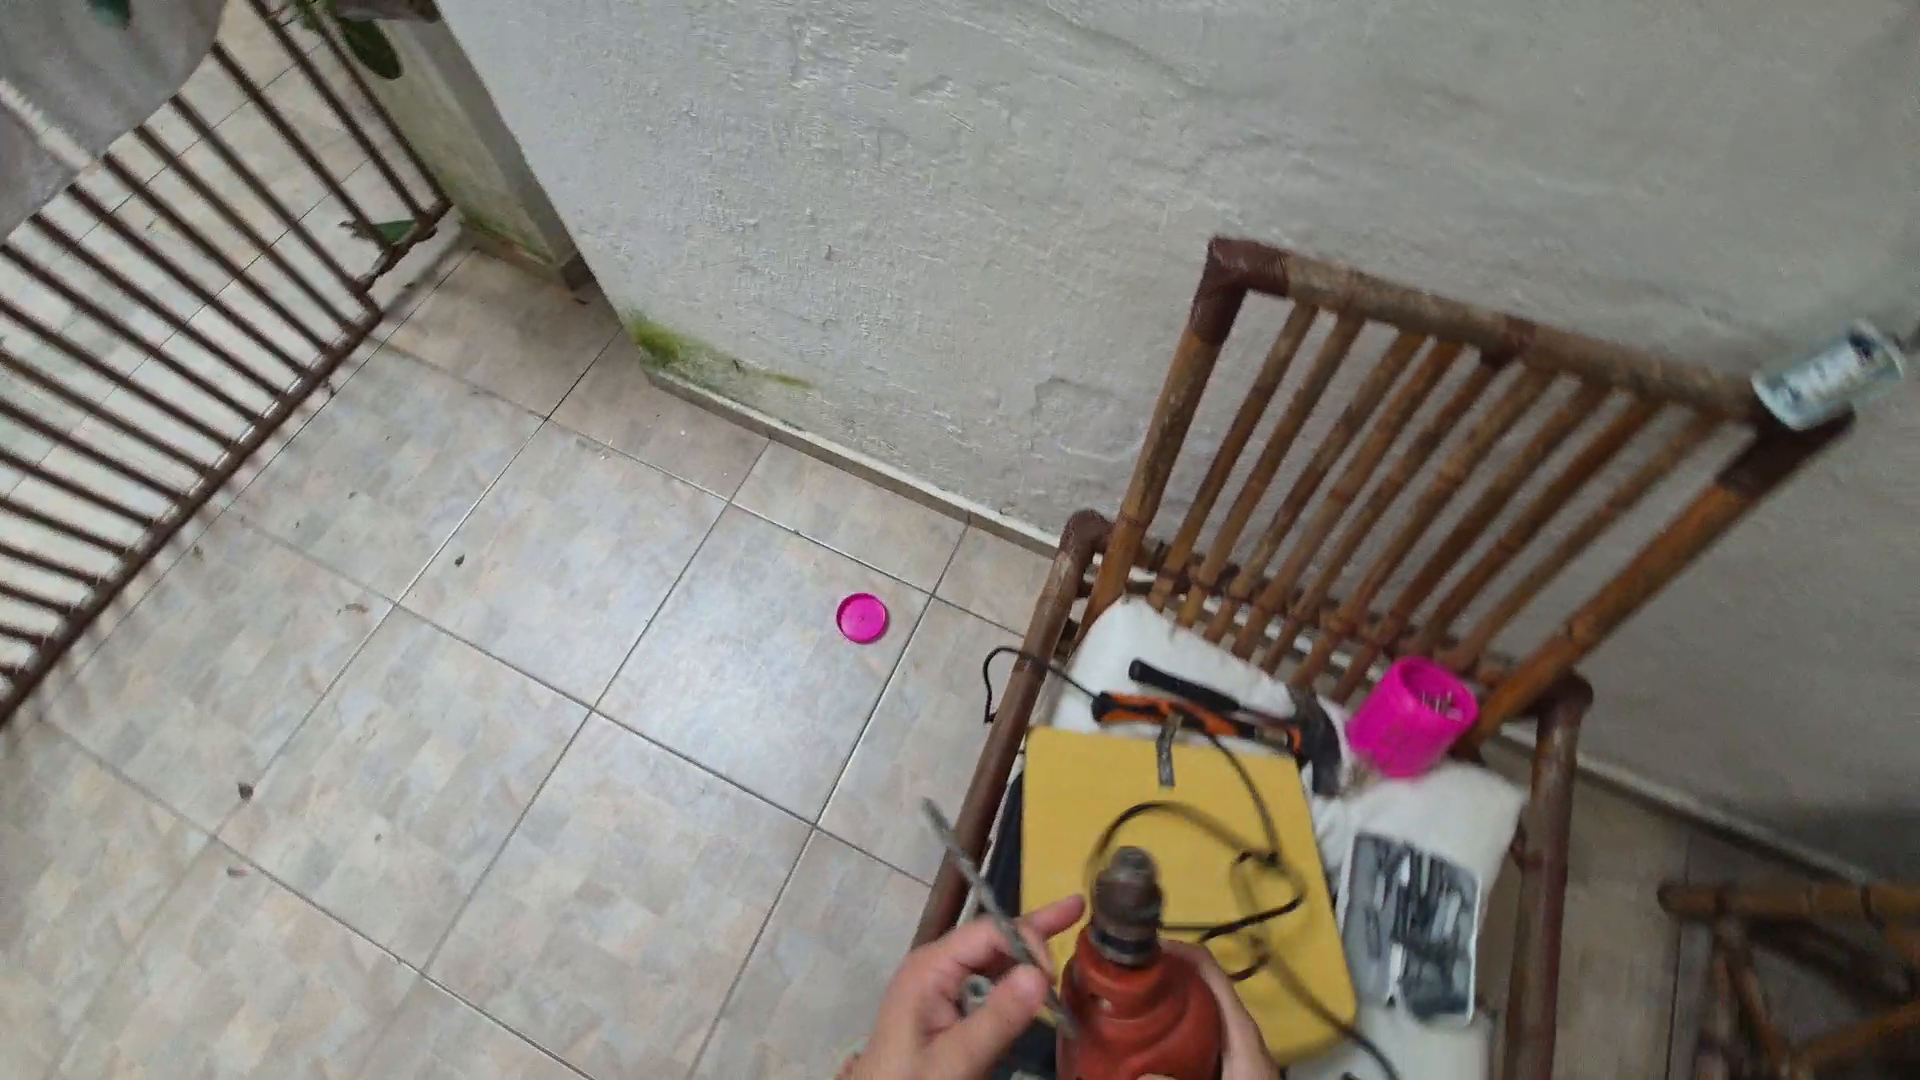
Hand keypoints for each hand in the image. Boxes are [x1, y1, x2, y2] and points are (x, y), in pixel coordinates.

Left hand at [851, 894, 1085, 1079]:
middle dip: (1034, 925)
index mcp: (931, 965)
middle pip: (993, 936)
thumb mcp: (955, 1060)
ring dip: (1028, 950)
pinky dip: (1016, 978)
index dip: (1026, 942)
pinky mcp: (948, 1006)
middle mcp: (938, 964)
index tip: (1054, 977)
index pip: (988, 933)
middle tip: (1077, 908)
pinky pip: (988, 982)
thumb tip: (1041, 973)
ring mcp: (943, 984)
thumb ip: (997, 1018)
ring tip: (1067, 928)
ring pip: (994, 957)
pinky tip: (1038, 979)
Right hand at [1145, 941, 1279, 1079]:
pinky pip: (1195, 1027)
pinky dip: (1173, 1019)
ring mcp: (1231, 1042)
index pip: (1210, 968)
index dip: (1179, 950)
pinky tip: (1150, 1032)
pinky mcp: (1226, 1060)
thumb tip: (1138, 1074)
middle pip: (1199, 981)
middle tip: (1129, 972)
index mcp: (1240, 1025)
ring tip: (1133, 995)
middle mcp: (1235, 1025)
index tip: (1144, 948)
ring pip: (1196, 1004)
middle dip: (1166, 971)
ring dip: (1167, 994)